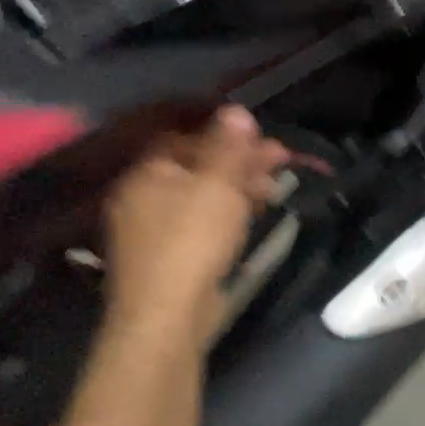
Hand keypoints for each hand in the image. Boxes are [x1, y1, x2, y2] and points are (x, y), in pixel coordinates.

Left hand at [100, 106, 289, 345]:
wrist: (166, 315)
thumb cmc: (192, 239)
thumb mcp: (218, 184)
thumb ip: (229, 146)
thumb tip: (235, 110)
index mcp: (147, 176)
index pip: (185, 138)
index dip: (224, 134)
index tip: (261, 137)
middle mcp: (143, 197)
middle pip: (197, 165)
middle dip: (241, 160)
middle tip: (281, 160)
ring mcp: (152, 228)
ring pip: (203, 192)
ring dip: (241, 185)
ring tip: (274, 188)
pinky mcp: (168, 252)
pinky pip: (201, 218)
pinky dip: (229, 210)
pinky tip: (254, 213)